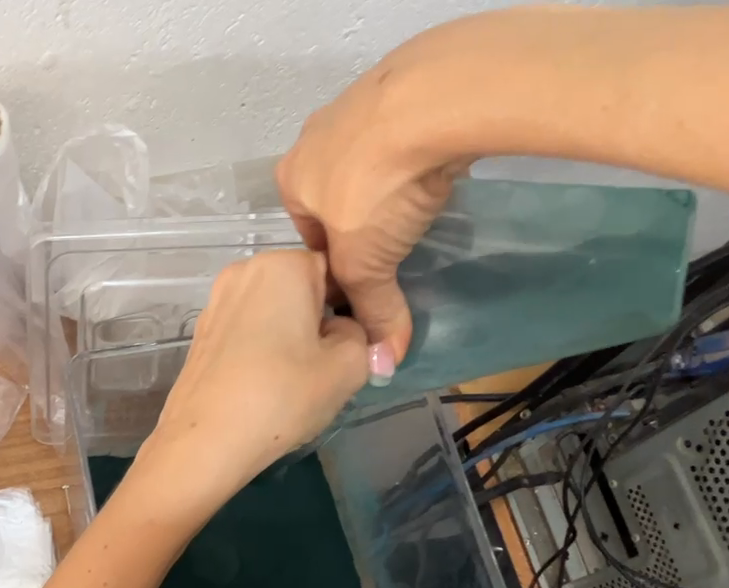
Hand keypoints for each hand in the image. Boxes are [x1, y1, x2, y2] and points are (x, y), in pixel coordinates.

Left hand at [127, 250, 367, 516]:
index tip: (358, 344)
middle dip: (319, 322)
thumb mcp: (348, 365)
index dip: (355, 308)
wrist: (203, 443)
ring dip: (290, 339)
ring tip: (294, 381)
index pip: (339, 272)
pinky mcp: (199, 338)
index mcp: (282, 265)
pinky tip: (264, 386)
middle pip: (301, 291)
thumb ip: (363, 337)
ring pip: (272, 315)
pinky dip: (261, 352)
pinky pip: (246, 335)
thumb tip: (346, 332)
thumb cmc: (281, 397)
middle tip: (327, 367)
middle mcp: (242, 274)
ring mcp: (214, 305)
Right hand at [276, 39, 474, 379]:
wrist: (438, 94)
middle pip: (333, 198)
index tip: (365, 278)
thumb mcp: (370, 263)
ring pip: (366, 160)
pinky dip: (416, 147)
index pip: (307, 238)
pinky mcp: (403, 80)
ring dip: (386, 182)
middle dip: (358, 223)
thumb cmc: (378, 186)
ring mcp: (355, 104)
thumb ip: (374, 311)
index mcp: (290, 181)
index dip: (336, 264)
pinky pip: (402, 127)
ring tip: (418, 202)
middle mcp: (312, 140)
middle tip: (393, 243)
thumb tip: (383, 366)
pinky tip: (438, 161)